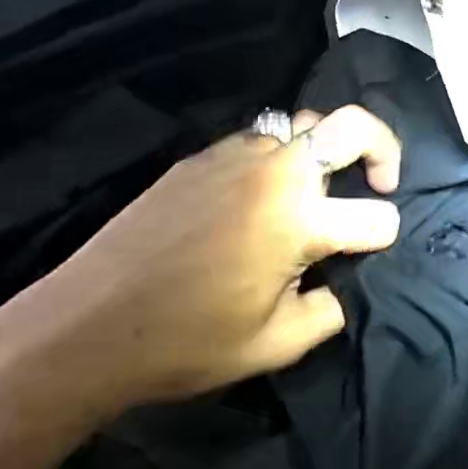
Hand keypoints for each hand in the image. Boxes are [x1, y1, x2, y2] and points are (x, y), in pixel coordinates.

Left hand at [0, 105, 402, 429]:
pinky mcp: (197, 160)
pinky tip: (262, 200)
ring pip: (301, 125)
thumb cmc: (188, 343)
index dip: (384, 240)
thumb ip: (333, 306)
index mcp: (298, 220)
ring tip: (317, 194)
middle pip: (351, 125)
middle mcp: (272, 174)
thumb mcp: (280, 343)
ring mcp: (232, 158)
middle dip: (382, 149)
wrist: (83, 328)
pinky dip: (279, 159)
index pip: (378, 216)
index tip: (367, 259)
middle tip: (380, 182)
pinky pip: (258, 140)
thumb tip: (344, 278)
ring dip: (325, 153)